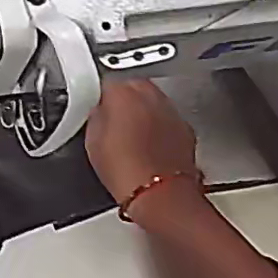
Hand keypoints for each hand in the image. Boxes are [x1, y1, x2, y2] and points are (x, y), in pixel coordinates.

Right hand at [84, 79, 200, 203]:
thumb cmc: (128, 170)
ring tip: (130, 139)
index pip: (107, 83)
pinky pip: (167, 121)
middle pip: (133, 88)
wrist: (159, 194)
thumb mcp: (92, 141)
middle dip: (124, 103)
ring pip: (153, 103)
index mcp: (124, 93)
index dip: (100, 99)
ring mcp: (171, 111)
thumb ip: (96, 117)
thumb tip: (99, 115)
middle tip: (113, 125)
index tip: (97, 112)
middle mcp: (151, 96)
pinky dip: (159, 129)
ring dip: (143, 115)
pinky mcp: (185, 129)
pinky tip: (148, 148)